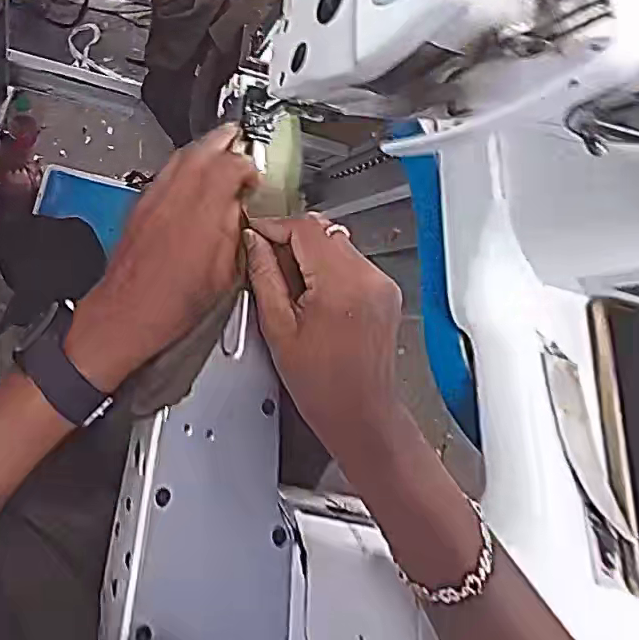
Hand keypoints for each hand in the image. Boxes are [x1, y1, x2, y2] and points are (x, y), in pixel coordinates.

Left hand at [66, 124, 257, 389]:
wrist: (127, 311)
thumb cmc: (172, 301)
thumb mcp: (226, 271)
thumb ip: (236, 228)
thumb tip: (240, 206)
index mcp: (205, 209)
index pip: (232, 163)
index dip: (248, 166)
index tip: (253, 178)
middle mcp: (178, 194)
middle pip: (205, 146)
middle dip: (226, 140)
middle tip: (239, 140)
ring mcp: (155, 195)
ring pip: (183, 153)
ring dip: (204, 148)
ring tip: (218, 151)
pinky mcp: (141, 202)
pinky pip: (166, 169)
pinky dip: (184, 164)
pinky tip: (192, 175)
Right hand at [245, 213, 409, 466]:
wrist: (362, 413)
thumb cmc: (322, 385)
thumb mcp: (278, 328)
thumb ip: (264, 276)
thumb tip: (253, 242)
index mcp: (341, 284)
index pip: (305, 228)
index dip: (275, 226)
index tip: (254, 233)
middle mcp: (368, 277)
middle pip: (323, 231)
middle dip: (291, 239)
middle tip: (266, 259)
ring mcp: (381, 282)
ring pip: (336, 242)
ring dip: (309, 252)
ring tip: (291, 284)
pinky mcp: (385, 289)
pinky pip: (350, 259)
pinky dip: (327, 265)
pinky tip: (313, 293)